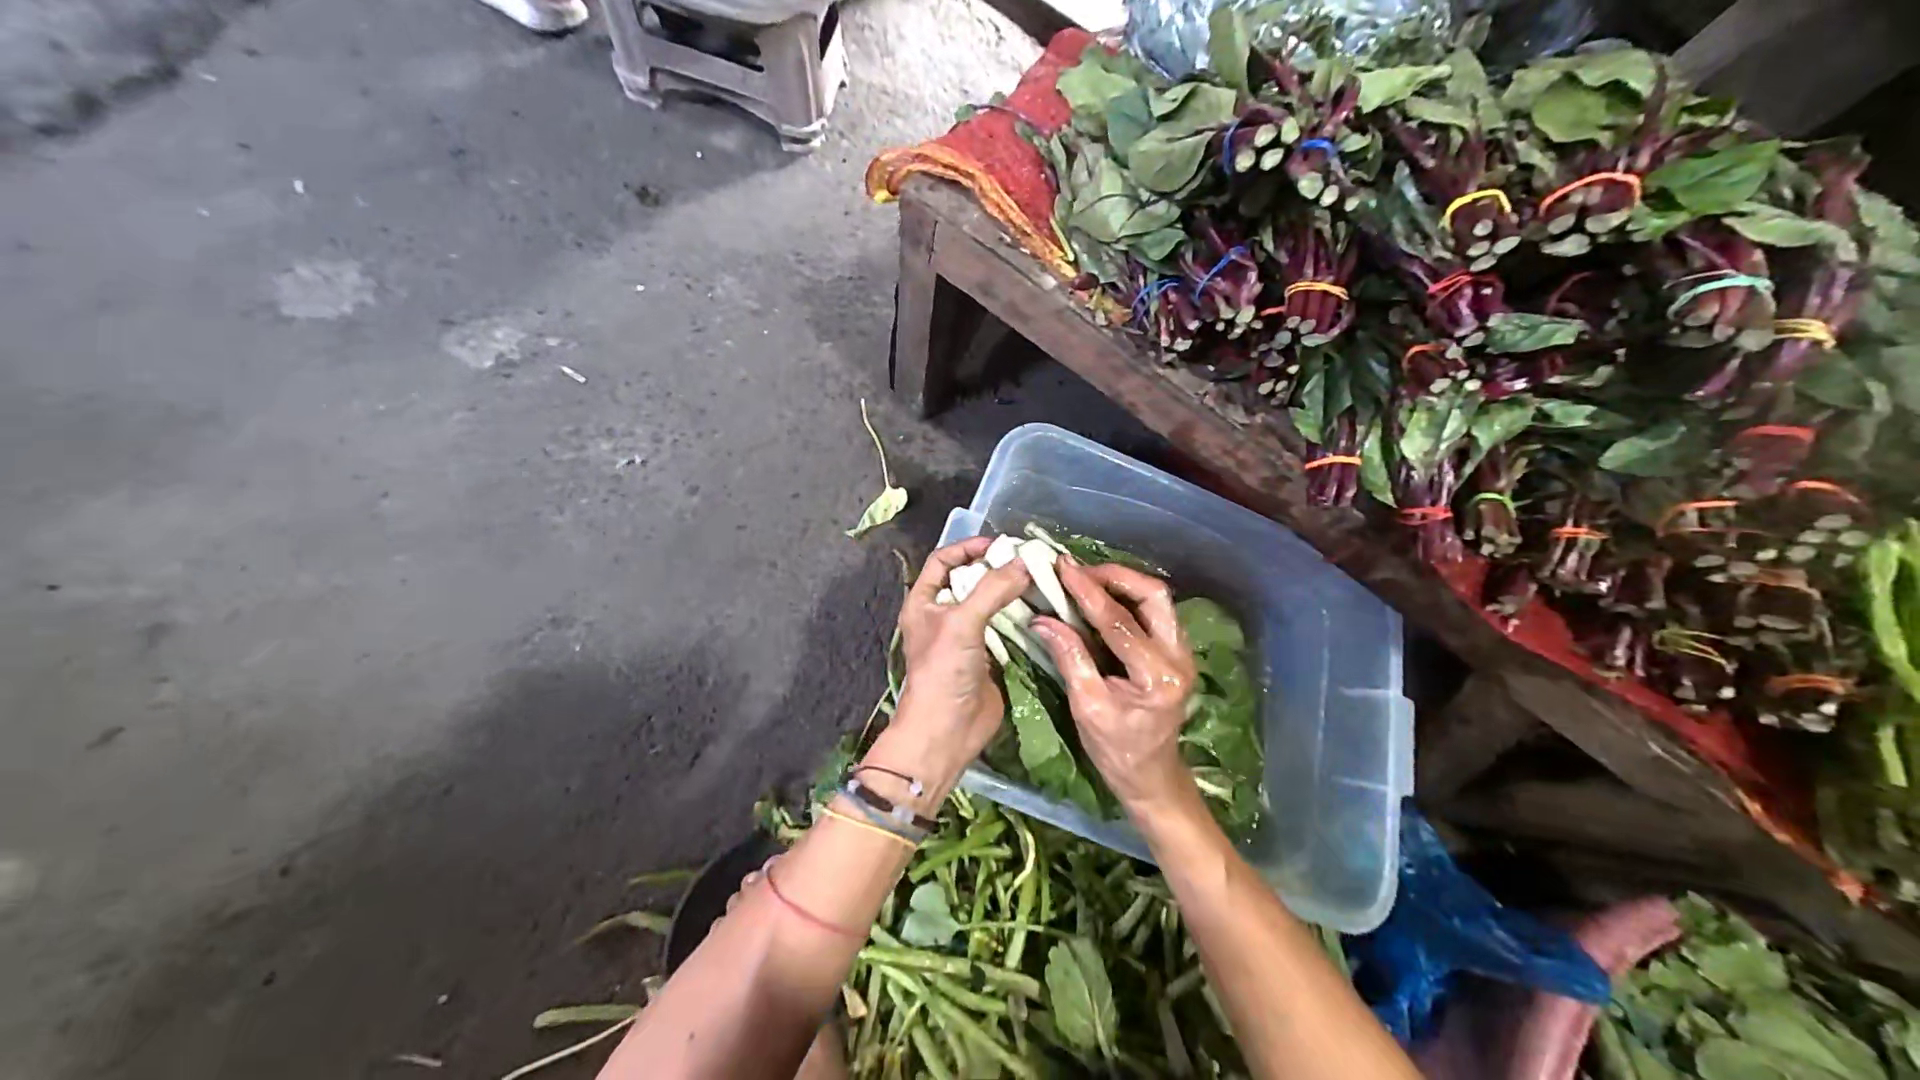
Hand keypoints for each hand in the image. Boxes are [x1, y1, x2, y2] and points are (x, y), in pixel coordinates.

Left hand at [888, 537, 1031, 773]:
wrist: (946, 730)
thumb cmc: (943, 671)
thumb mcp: (962, 622)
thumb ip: (992, 589)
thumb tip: (1024, 562)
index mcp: (924, 602)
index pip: (943, 561)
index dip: (967, 548)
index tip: (998, 544)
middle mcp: (944, 615)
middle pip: (971, 580)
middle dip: (997, 568)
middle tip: (1028, 560)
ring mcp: (967, 637)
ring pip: (991, 604)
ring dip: (1012, 593)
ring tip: (1040, 580)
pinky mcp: (988, 656)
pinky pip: (1006, 629)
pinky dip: (1022, 618)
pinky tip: (1043, 609)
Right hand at [1029, 561, 1196, 808]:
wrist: (1150, 774)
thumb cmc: (1116, 748)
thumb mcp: (1086, 705)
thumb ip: (1069, 657)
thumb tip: (1041, 619)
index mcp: (1157, 676)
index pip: (1119, 621)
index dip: (1087, 591)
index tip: (1062, 568)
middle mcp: (1179, 657)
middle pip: (1153, 595)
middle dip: (1114, 576)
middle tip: (1078, 572)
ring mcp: (1183, 652)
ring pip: (1157, 599)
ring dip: (1121, 583)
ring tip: (1086, 579)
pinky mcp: (1176, 651)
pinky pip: (1154, 612)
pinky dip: (1127, 598)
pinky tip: (1101, 597)